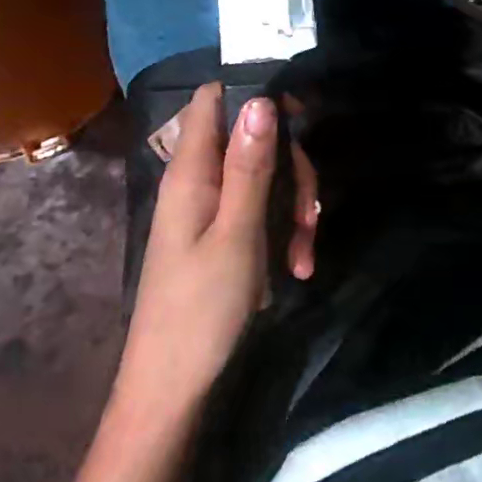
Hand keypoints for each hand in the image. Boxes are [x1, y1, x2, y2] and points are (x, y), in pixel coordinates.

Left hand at [113, 83, 319, 417]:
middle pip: (251, 139)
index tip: (299, 114)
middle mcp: (197, 179)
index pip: (213, 99)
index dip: (254, 94)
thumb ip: (250, 166)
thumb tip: (261, 99)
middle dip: (289, 169)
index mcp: (191, 169)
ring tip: (304, 255)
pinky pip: (258, 211)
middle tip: (309, 214)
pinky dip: (281, 231)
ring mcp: (209, 208)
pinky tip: (296, 267)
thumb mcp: (237, 234)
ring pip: (262, 178)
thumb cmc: (201, 309)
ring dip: (291, 208)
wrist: (172, 386)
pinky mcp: (220, 234)